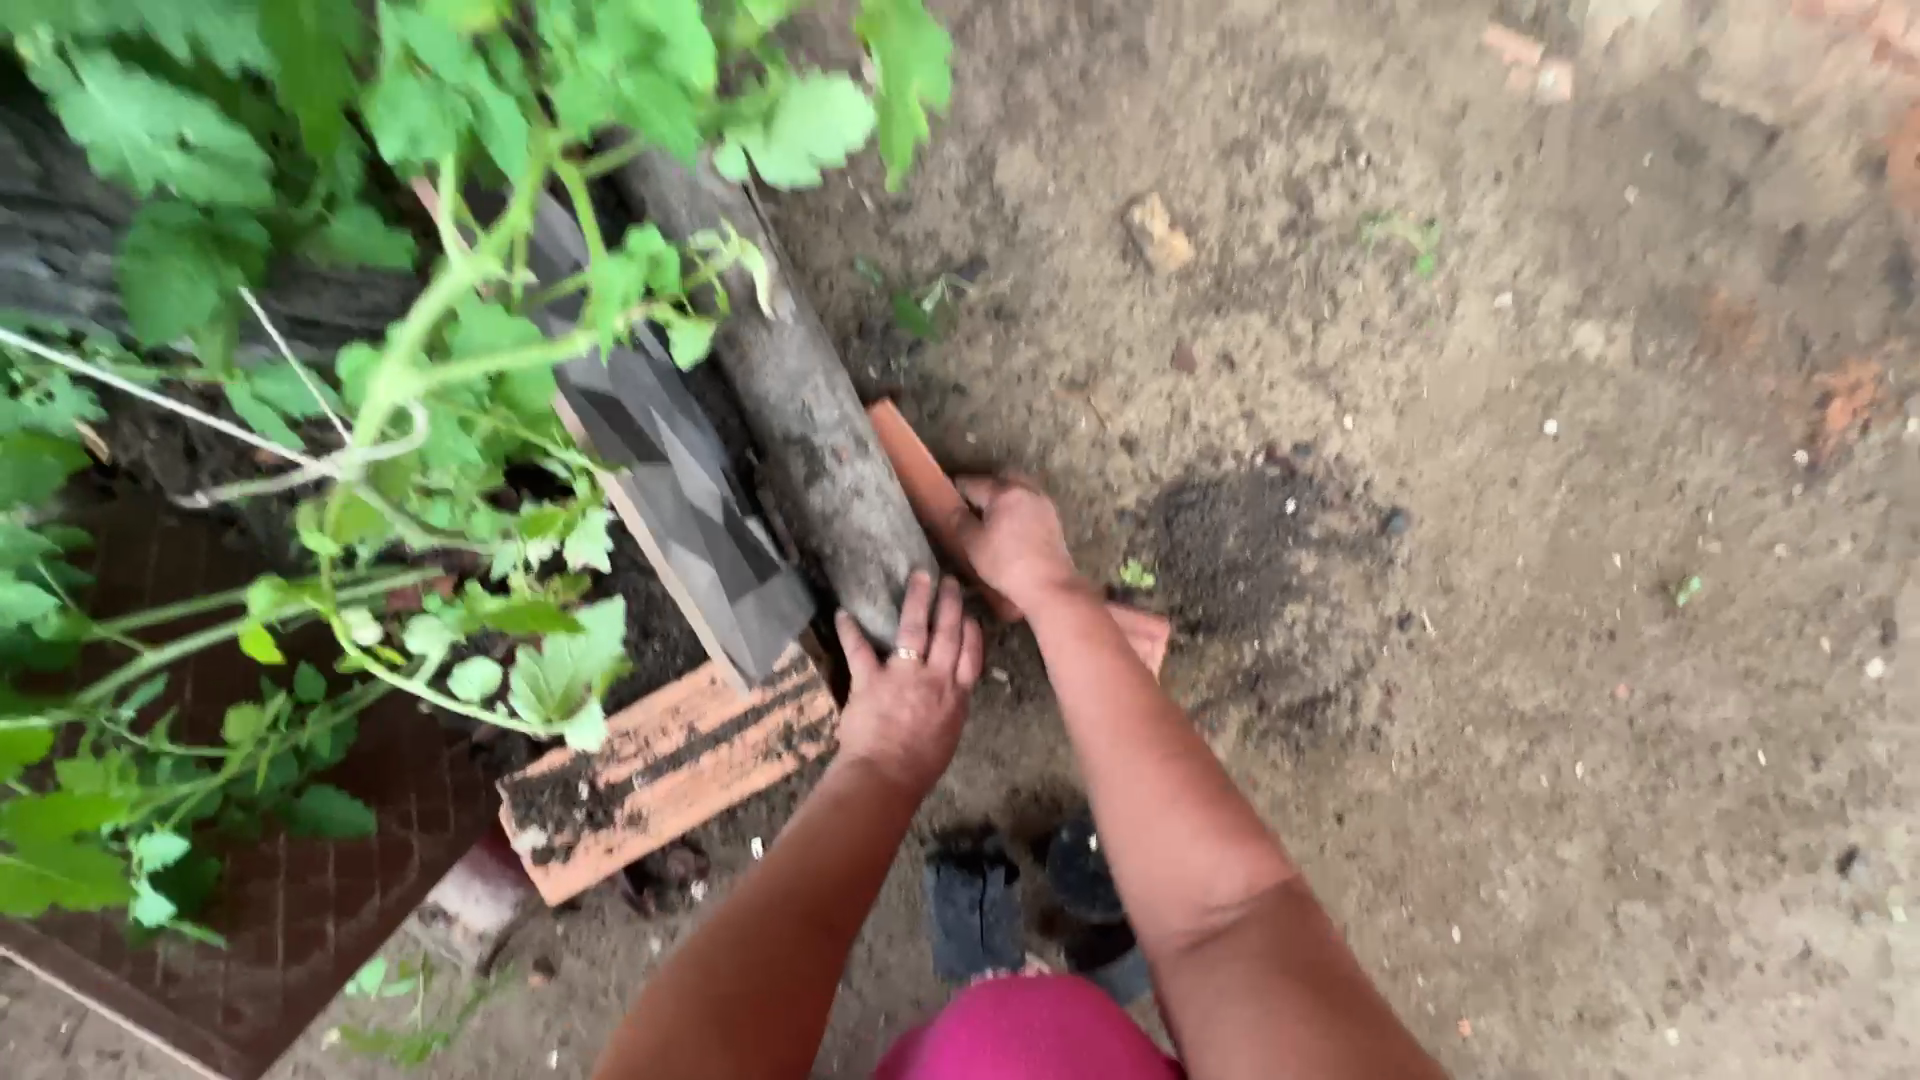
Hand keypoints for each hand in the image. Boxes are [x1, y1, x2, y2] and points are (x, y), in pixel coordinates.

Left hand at [834, 571, 983, 791]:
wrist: (887, 778)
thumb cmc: (920, 766)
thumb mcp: (949, 734)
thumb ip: (950, 706)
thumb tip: (948, 691)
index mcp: (956, 695)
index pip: (970, 654)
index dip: (971, 630)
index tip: (969, 614)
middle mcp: (934, 678)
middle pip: (947, 633)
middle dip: (949, 603)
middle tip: (949, 581)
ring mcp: (902, 676)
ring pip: (913, 629)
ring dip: (917, 599)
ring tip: (919, 577)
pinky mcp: (870, 680)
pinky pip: (859, 649)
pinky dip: (849, 630)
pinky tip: (843, 612)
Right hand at [951, 474, 1086, 609]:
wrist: (1049, 585)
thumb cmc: (1006, 564)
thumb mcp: (973, 544)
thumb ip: (960, 521)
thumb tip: (955, 508)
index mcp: (1003, 492)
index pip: (972, 482)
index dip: (956, 490)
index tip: (946, 498)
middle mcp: (1025, 489)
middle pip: (999, 479)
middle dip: (983, 487)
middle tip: (970, 505)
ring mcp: (1042, 502)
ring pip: (1017, 488)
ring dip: (1002, 496)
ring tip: (990, 516)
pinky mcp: (1052, 517)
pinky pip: (1029, 502)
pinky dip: (1016, 506)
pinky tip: (1010, 525)